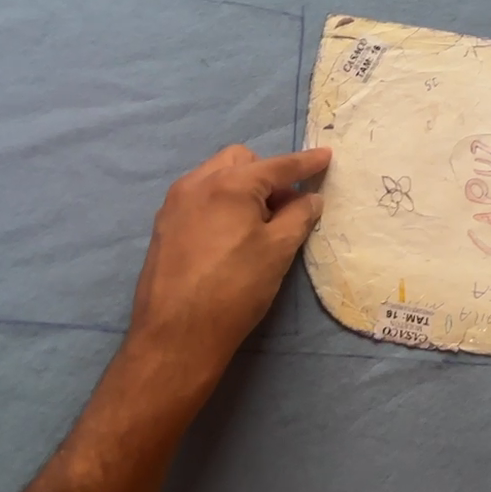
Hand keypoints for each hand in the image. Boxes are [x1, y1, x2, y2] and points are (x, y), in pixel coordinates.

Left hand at [125, 145, 330, 386]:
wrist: (176, 335)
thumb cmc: (235, 289)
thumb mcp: (279, 250)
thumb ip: (300, 215)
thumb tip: (310, 198)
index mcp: (230, 184)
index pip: (278, 166)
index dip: (306, 162)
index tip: (326, 156)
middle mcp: (197, 183)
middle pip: (241, 161)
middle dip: (268, 174)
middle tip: (286, 206)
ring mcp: (175, 203)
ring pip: (216, 176)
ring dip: (243, 187)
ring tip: (259, 223)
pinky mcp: (163, 225)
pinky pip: (200, 197)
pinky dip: (221, 202)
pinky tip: (231, 236)